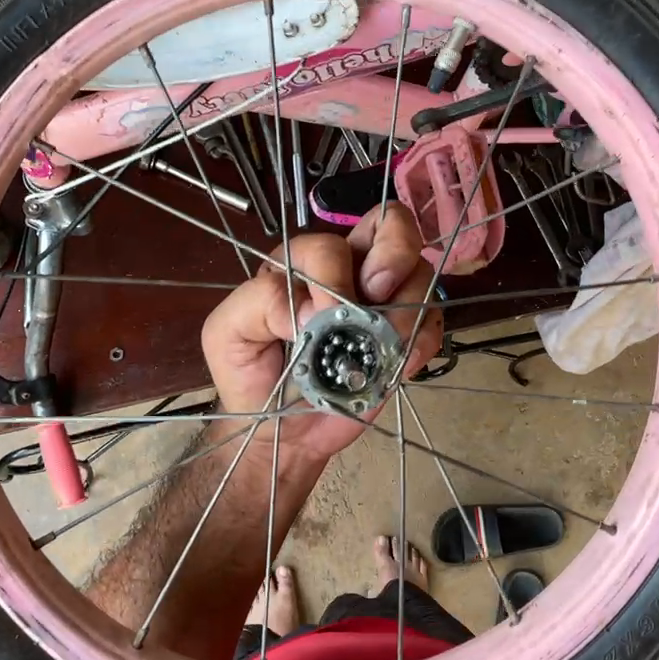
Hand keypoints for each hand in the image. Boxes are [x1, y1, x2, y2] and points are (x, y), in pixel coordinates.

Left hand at [200, 204, 442, 467]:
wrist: (281, 435)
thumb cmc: (249, 378)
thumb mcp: (227, 334)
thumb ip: (259, 303)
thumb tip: (315, 308)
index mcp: (302, 264)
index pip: (330, 245)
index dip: (333, 276)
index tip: (322, 319)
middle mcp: (347, 272)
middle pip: (391, 225)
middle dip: (394, 253)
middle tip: (375, 295)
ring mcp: (381, 303)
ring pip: (420, 272)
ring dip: (406, 307)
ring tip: (382, 345)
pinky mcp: (404, 337)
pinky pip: (431, 322)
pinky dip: (421, 341)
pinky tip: (396, 366)